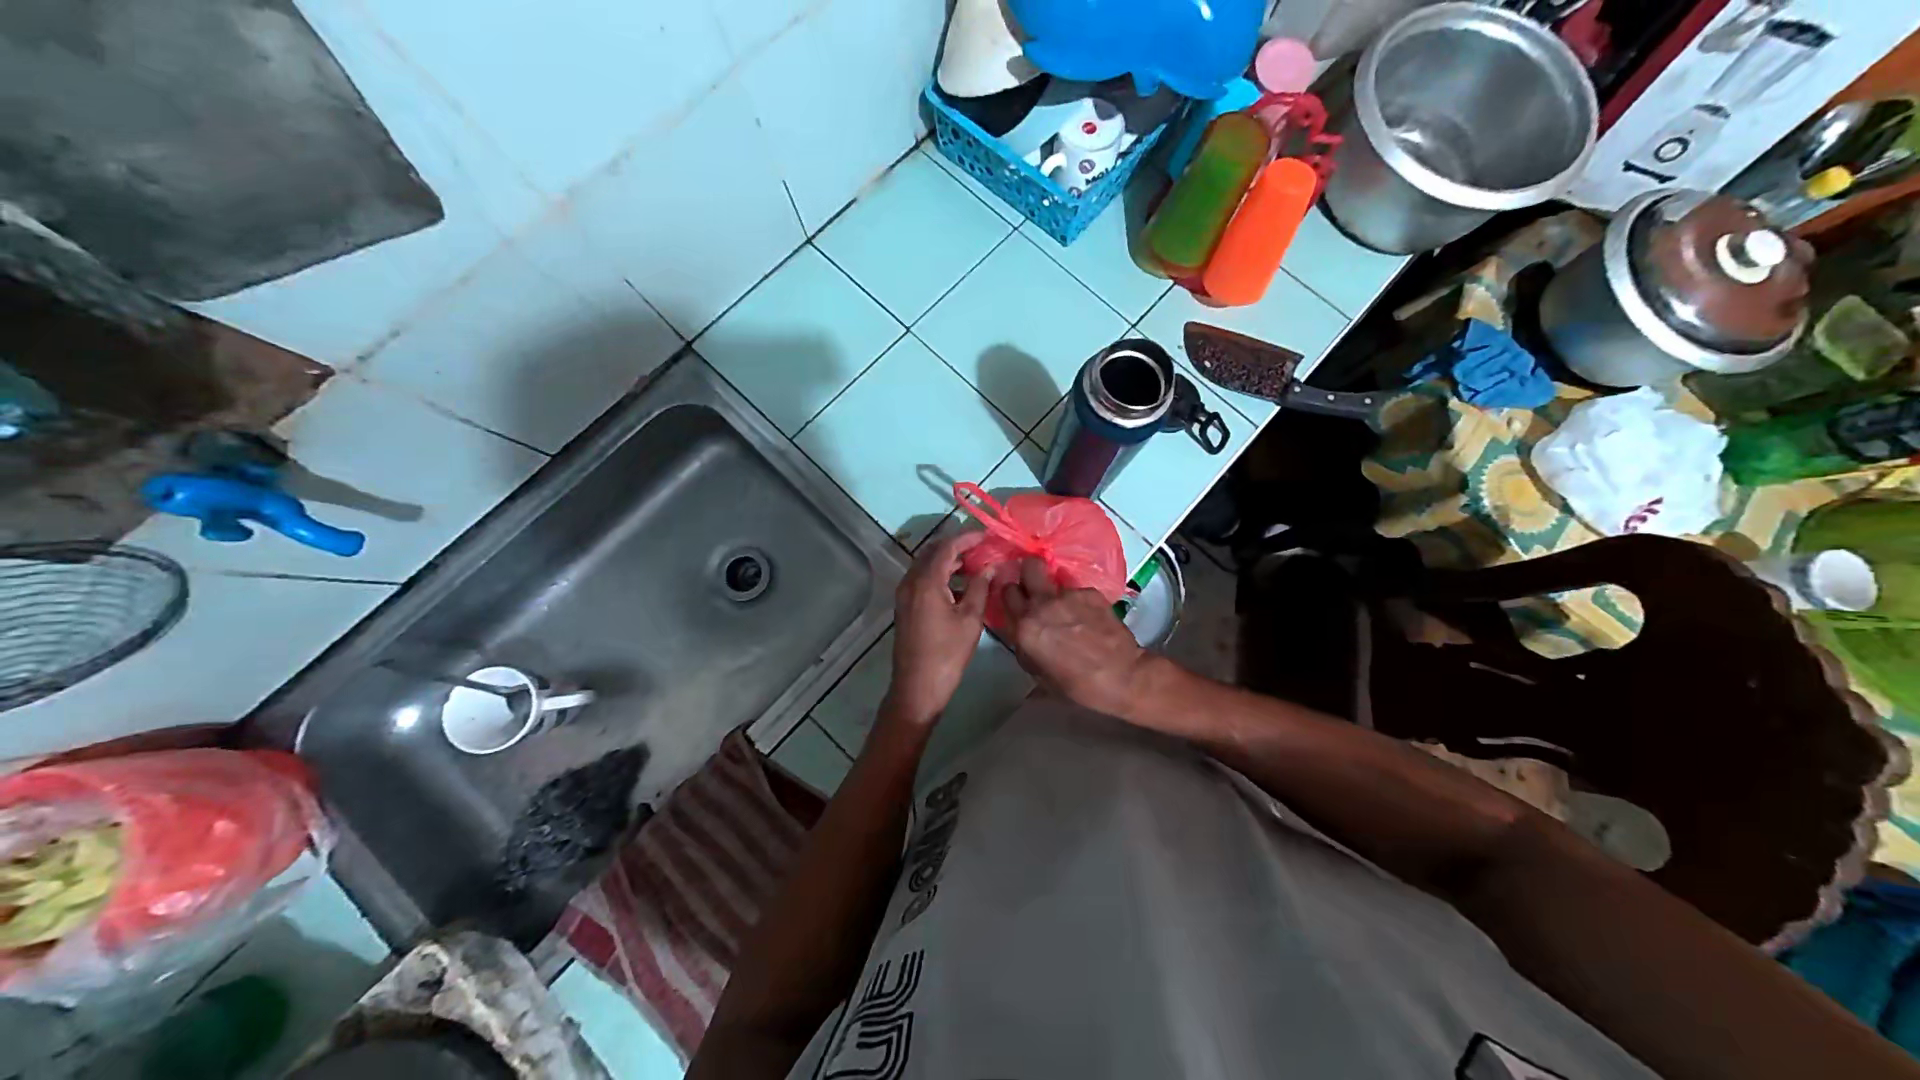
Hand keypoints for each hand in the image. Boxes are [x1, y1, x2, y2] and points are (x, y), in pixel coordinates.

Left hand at [884, 532, 992, 726]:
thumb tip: (990, 567)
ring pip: (925, 565)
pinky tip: (959, 585)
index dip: (967, 538)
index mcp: (926, 581)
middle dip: (956, 546)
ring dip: (948, 561)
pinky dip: (939, 575)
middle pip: (932, 552)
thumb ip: (980, 588)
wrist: (917, 686)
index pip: (947, 547)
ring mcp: (904, 594)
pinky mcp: (905, 606)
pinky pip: (921, 579)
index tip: (987, 535)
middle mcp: (910, 582)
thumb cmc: (947, 654)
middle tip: (981, 547)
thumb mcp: (970, 619)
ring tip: (975, 564)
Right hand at [999, 558, 1151, 716]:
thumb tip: (1023, 634)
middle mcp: (1043, 604)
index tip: (1018, 599)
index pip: (1007, 592)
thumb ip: (1024, 647)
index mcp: (1025, 627)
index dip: (1013, 595)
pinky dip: (1079, 601)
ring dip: (1057, 591)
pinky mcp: (1091, 593)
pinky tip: (1089, 617)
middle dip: (1030, 574)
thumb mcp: (1038, 673)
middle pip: (1028, 567)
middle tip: (1035, 586)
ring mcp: (1068, 595)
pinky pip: (1077, 591)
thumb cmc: (1077, 684)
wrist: (1121, 676)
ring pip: (1055, 579)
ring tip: (1069, 609)